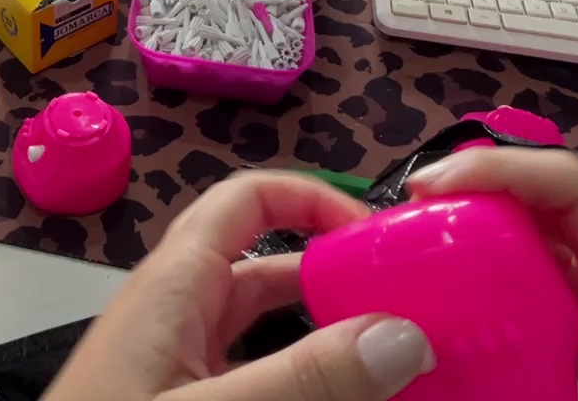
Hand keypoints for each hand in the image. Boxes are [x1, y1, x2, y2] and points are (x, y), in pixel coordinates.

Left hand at [43, 171, 436, 400]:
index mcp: (176, 279)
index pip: (247, 199)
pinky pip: (249, 365)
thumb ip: (303, 380)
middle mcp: (177, 303)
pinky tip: (335, 395)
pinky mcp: (180, 390)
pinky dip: (295, 373)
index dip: (310, 197)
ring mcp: (178, 352)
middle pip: (264, 260)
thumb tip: (400, 334)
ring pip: (261, 320)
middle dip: (330, 270)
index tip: (377, 236)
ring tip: (388, 354)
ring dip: (320, 329)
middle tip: (401, 303)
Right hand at [406, 148, 577, 400]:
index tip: (424, 190)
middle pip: (550, 203)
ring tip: (413, 250)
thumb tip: (455, 391)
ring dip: (477, 233)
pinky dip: (495, 279)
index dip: (499, 172)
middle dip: (472, 194)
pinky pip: (546, 285)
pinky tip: (456, 301)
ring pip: (542, 240)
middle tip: (402, 220)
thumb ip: (565, 398)